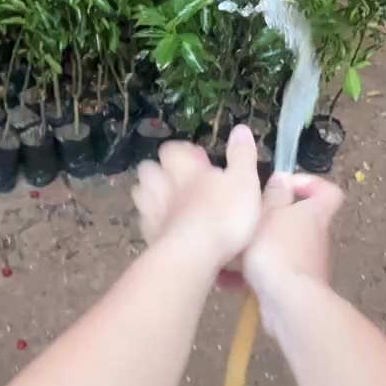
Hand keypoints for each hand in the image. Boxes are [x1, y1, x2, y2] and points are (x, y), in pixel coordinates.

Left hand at [131, 124, 263, 271]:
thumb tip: (241, 129)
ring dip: (153, 196)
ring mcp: (151, 211)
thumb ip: (242, 155)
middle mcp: (161, 184)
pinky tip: (171, 230)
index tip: (200, 162)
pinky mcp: (148, 237)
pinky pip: (146, 222)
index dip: (183, 152)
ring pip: (142, 194)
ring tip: (173, 205)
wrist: (192, 256)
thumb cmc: (223, 214)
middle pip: (149, 169)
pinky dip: (155, 222)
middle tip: (183, 183)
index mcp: (182, 167)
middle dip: (161, 172)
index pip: (171, 149)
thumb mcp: (244, 181)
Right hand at [243, 172, 343, 313]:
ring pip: (280, 247)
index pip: (329, 192)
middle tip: (246, 218)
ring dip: (255, 248)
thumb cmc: (276, 249)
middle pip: (297, 221)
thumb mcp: (268, 213)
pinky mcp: (293, 287)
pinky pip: (270, 273)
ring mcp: (305, 264)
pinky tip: (225, 279)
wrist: (287, 302)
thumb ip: (275, 194)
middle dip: (269, 219)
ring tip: (229, 251)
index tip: (283, 186)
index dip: (310, 184)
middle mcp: (314, 238)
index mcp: (313, 215)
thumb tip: (283, 178)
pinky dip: (249, 275)